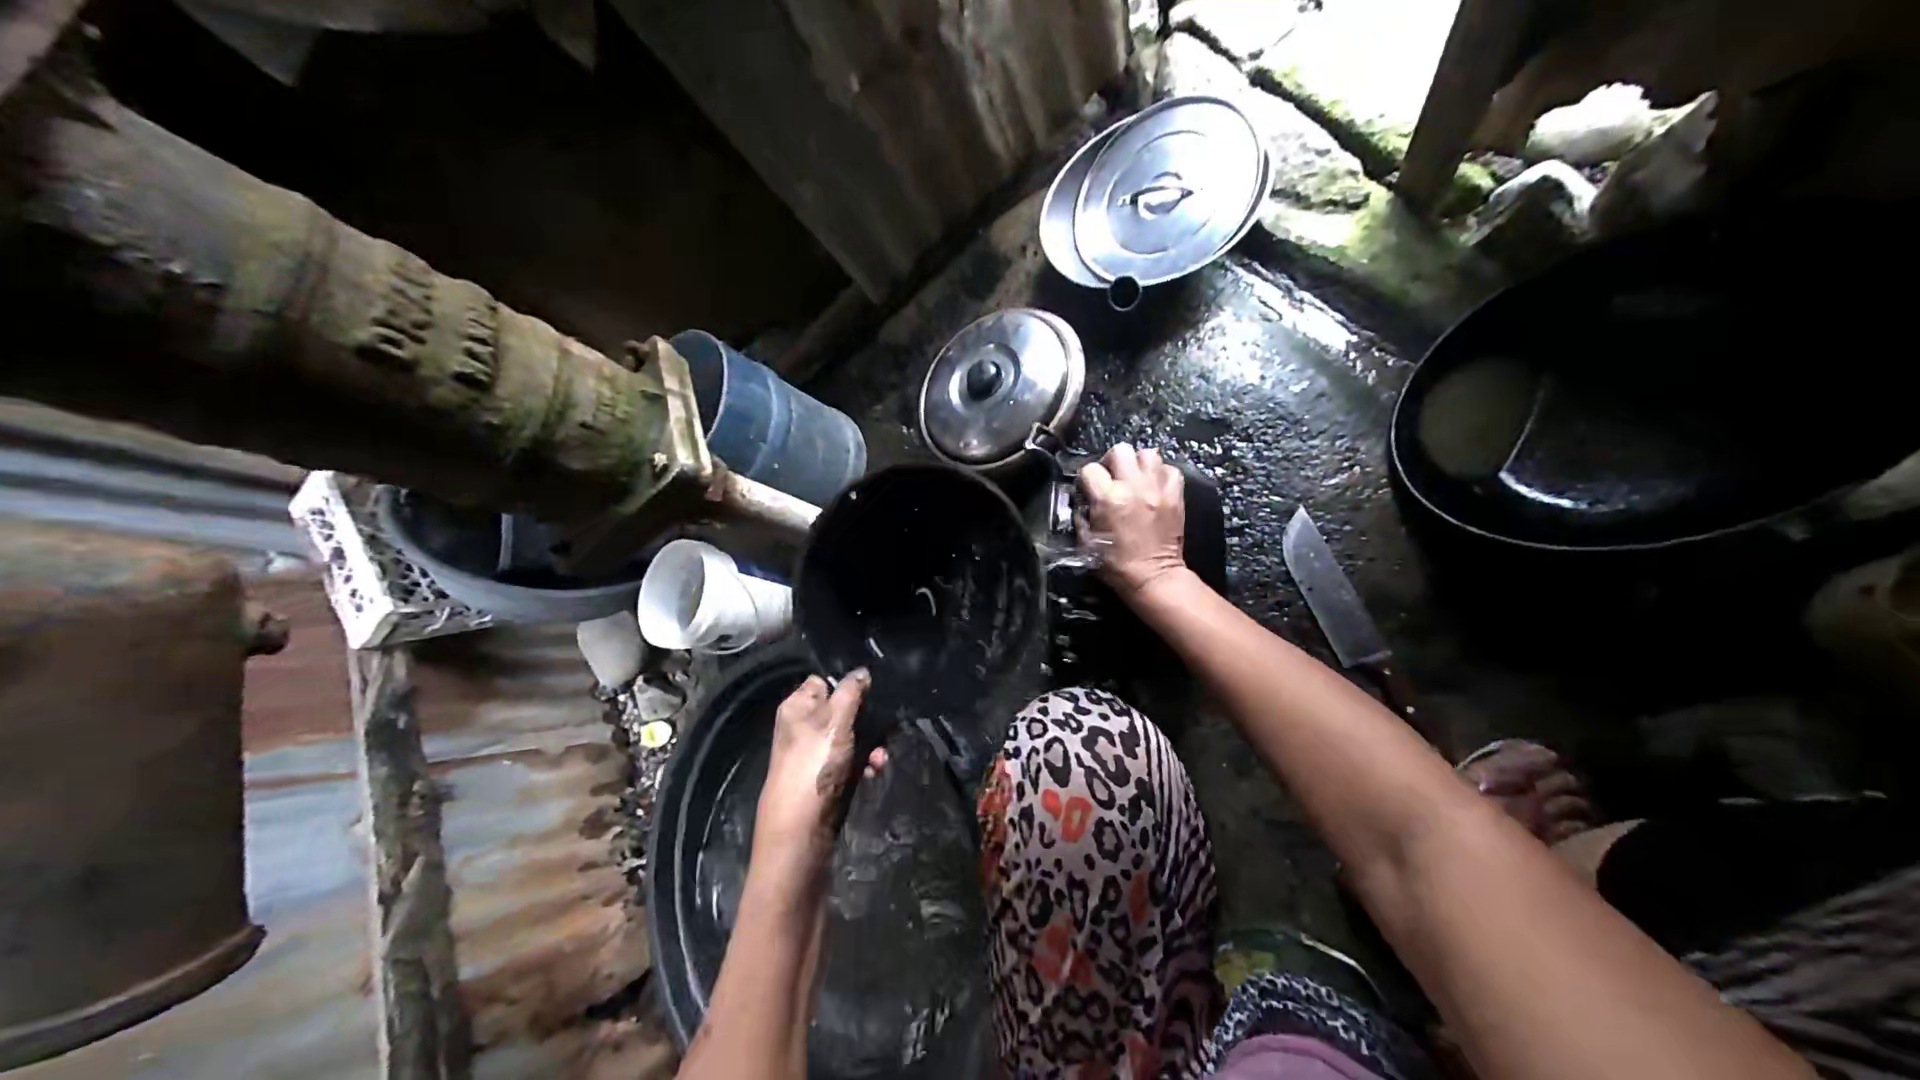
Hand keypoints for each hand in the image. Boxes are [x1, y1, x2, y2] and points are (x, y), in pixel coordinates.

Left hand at [754, 670, 886, 874]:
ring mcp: (818, 752)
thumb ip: (850, 692)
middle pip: (844, 708)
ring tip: (879, 757)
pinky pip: (854, 759)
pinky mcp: (830, 775)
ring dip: (872, 742)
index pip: (824, 680)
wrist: (800, 829)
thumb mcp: (834, 721)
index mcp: (798, 707)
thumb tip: (862, 671)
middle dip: (869, 717)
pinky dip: (866, 762)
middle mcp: (806, 726)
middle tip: (886, 723)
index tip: (873, 688)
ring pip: (854, 735)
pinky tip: (874, 770)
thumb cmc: (813, 765)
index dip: (847, 682)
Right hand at [1079, 443, 1186, 595]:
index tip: (1089, 489)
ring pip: (1147, 454)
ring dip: (1138, 464)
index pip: (1090, 469)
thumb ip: (1081, 515)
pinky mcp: (1175, 495)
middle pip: (1120, 450)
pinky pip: (1169, 469)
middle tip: (1112, 478)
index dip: (1086, 479)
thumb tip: (1083, 500)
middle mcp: (1133, 487)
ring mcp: (1157, 489)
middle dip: (1112, 462)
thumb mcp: (1085, 541)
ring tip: (1134, 479)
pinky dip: (1160, 474)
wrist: (1153, 577)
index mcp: (1107, 499)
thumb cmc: (1116, 564)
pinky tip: (1153, 486)